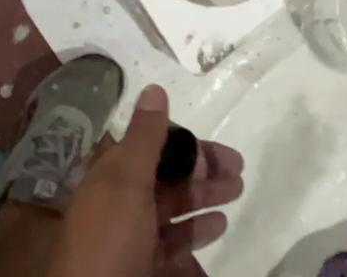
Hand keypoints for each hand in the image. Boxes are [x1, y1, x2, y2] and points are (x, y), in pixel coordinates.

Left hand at [48, 84, 245, 276]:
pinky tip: (216, 232)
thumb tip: (154, 88)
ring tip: (233, 203)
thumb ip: (145, 137)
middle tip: (239, 175)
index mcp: (111, 176)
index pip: (152, 147)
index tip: (218, 150)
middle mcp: (119, 204)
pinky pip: (171, 249)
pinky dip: (193, 240)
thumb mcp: (126, 181)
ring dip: (203, 204)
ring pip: (172, 213)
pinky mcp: (139, 269)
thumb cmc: (108, 240)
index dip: (185, 145)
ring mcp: (128, 240)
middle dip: (203, 174)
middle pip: (167, 179)